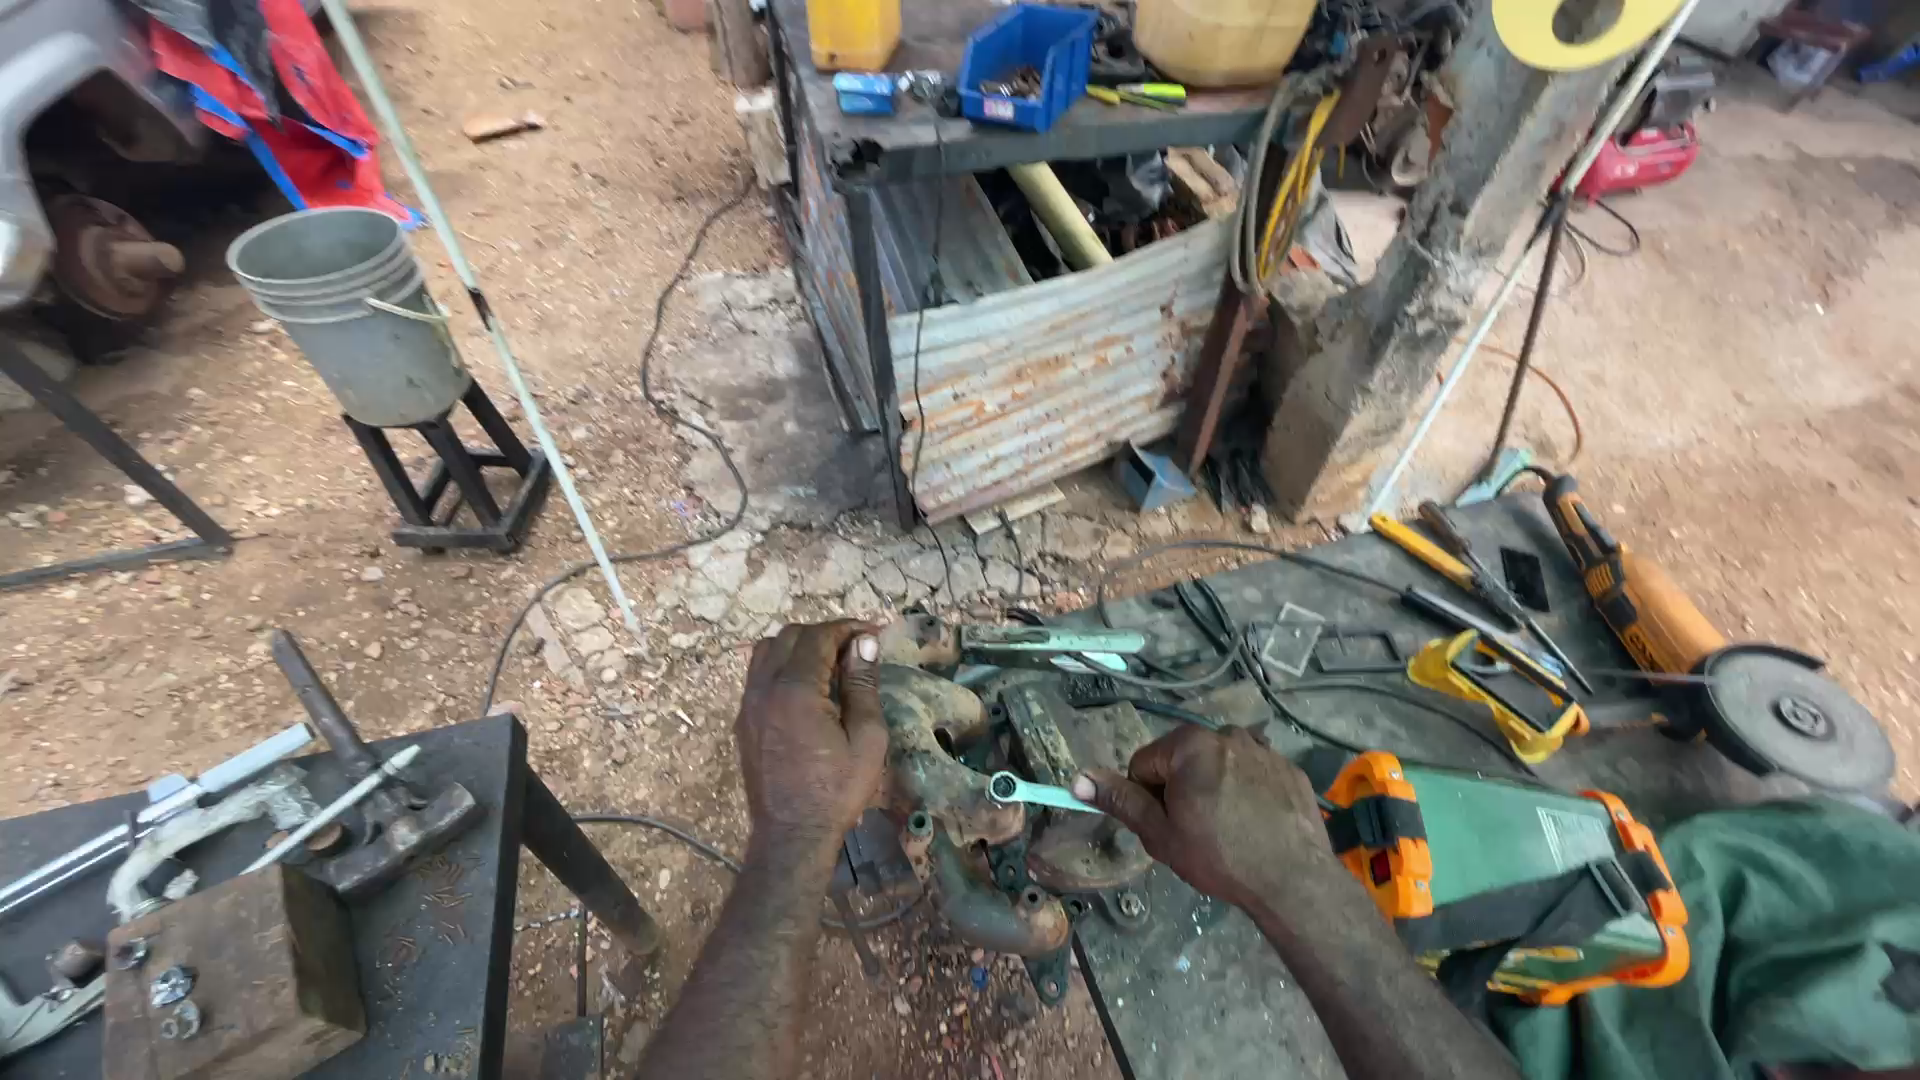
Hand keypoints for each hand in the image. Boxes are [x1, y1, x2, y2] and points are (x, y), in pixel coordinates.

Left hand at [734, 621, 887, 870]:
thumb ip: (863, 685)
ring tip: (830, 664)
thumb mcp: (867, 738)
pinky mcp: (743, 720)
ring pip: (768, 650)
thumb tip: (864, 644)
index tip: (872, 634)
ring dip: (800, 646)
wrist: (792, 835)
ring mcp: (748, 704)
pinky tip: (807, 687)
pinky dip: (782, 665)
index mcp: (796, 691)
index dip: (847, 628)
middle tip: (855, 649)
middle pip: (790, 636)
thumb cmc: (837, 790)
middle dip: (825, 634)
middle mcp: (764, 689)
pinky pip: (758, 674)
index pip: (818, 637)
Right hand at [1072, 726, 1332, 908]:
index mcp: (1189, 744)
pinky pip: (1253, 774)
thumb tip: (1077, 778)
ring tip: (1230, 831)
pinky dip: (1248, 792)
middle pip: (1182, 762)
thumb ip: (1120, 800)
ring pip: (1218, 766)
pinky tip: (1257, 824)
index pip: (1144, 765)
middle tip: (1198, 832)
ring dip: (1214, 789)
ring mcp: (1263, 749)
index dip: (1149, 800)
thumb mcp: (1160, 833)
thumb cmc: (1219, 856)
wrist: (1295, 882)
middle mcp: (1226, 733)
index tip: (1170, 827)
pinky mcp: (1290, 768)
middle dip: (1182, 791)